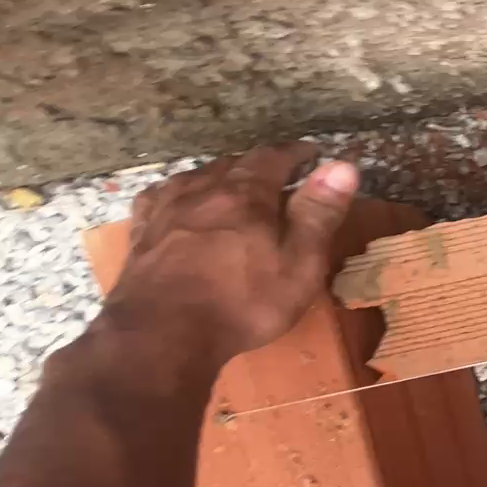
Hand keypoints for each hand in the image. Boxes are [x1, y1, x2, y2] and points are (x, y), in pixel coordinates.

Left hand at [102, 145, 358, 364]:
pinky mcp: (143, 234)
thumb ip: (319, 212)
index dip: (296, 153)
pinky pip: (163, 197)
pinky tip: (185, 201)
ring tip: (238, 185)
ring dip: (222, 175)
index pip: (272, 158)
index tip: (315, 153)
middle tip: (284, 174)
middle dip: (261, 164)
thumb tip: (343, 166)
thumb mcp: (301, 261)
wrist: (164, 334)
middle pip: (233, 165)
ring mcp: (165, 212)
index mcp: (245, 196)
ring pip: (196, 177)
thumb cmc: (247, 300)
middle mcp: (201, 193)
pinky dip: (183, 191)